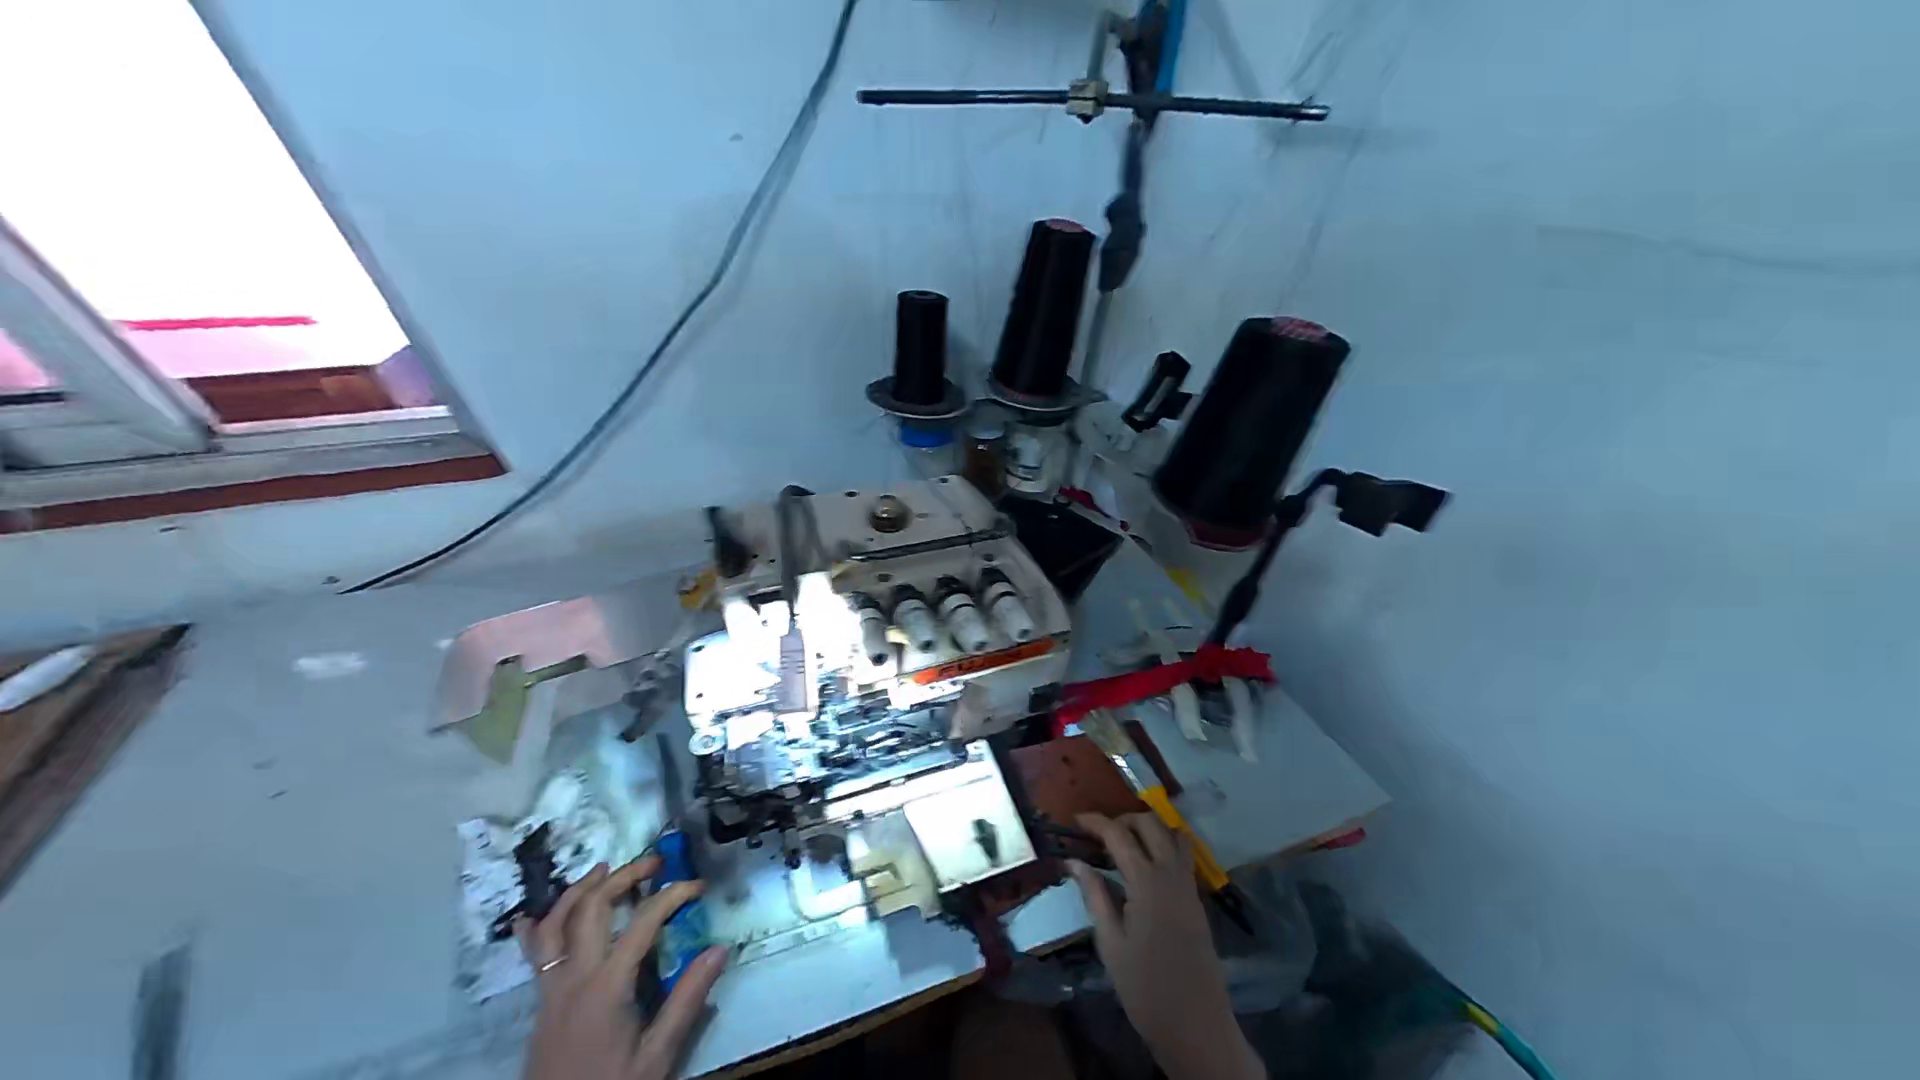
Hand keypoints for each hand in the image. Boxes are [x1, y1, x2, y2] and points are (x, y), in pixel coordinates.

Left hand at [516, 859, 727, 1079]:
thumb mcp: (657, 1055)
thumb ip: (687, 1000)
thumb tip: (720, 949)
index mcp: (607, 986)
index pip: (642, 922)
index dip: (673, 894)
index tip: (698, 886)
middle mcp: (574, 978)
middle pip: (592, 909)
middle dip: (623, 877)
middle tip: (653, 863)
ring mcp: (551, 990)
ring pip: (555, 925)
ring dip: (579, 890)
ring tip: (602, 869)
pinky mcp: (540, 1004)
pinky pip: (532, 957)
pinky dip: (534, 930)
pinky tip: (531, 915)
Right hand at [1069, 813, 1263, 1079]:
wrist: (1197, 1027)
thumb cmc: (1145, 988)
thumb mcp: (1110, 942)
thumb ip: (1094, 894)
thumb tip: (1073, 860)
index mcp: (1146, 882)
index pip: (1118, 834)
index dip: (1095, 822)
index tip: (1074, 820)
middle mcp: (1171, 874)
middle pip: (1150, 823)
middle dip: (1122, 820)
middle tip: (1098, 836)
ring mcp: (1188, 885)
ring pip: (1171, 833)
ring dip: (1146, 829)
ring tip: (1122, 845)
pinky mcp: (1197, 899)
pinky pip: (1182, 854)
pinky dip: (1162, 844)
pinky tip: (1143, 866)